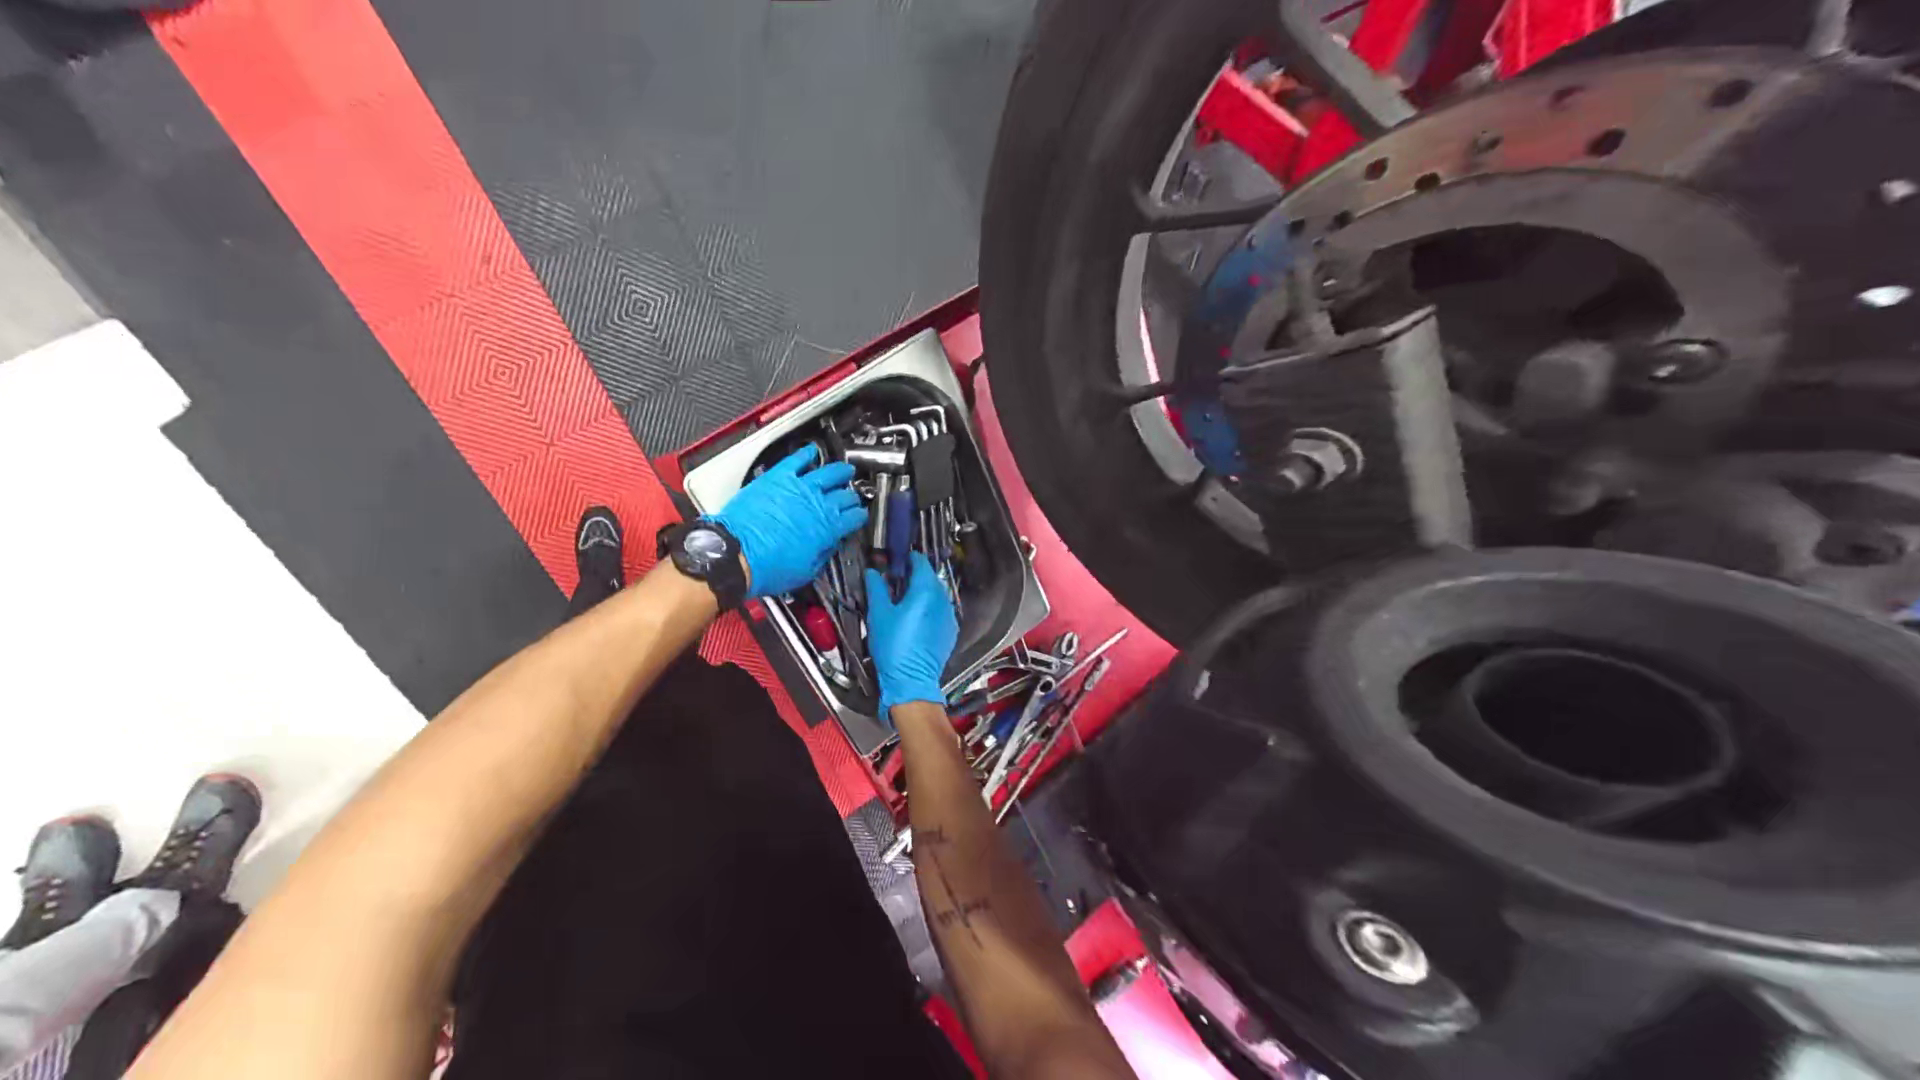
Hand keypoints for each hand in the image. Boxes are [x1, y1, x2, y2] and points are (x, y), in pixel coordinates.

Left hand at [715, 445, 865, 597]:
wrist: (737, 554)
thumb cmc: (767, 566)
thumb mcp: (805, 571)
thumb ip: (821, 554)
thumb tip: (825, 547)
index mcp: (828, 528)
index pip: (854, 517)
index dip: (859, 515)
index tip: (859, 515)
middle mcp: (818, 504)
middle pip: (844, 495)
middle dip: (851, 495)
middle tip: (851, 495)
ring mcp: (799, 487)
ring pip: (828, 472)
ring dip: (840, 470)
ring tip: (845, 469)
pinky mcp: (778, 478)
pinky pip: (797, 460)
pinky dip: (806, 454)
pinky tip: (810, 452)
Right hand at [865, 552, 958, 711]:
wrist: (911, 680)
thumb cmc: (893, 645)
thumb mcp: (879, 614)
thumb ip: (877, 588)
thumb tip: (873, 572)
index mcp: (925, 590)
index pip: (921, 562)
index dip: (908, 558)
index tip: (896, 561)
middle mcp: (942, 600)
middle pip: (930, 578)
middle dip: (914, 576)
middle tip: (896, 582)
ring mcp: (949, 616)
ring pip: (936, 595)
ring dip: (922, 594)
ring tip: (904, 602)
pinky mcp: (950, 631)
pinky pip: (941, 612)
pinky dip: (930, 610)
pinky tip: (916, 620)